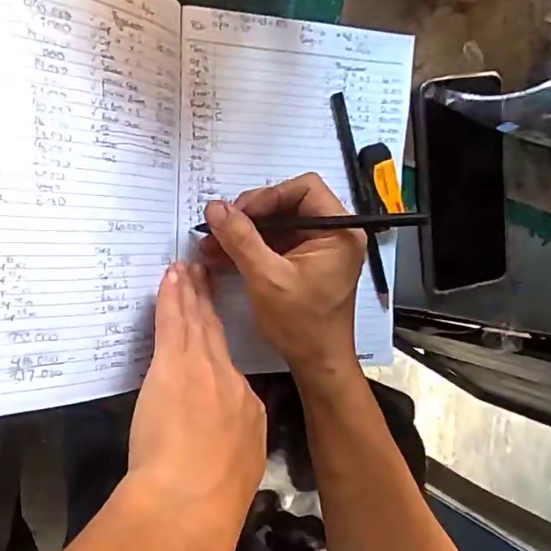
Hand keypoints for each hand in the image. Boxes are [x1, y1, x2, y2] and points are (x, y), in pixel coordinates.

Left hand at [124, 262, 266, 550]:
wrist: (190, 504)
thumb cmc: (211, 504)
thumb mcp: (235, 479)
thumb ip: (231, 457)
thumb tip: (224, 456)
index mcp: (249, 414)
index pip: (232, 373)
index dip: (222, 348)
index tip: (217, 333)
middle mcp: (232, 385)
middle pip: (218, 337)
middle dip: (210, 307)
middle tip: (205, 278)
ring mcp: (204, 371)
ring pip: (197, 323)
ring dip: (191, 294)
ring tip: (187, 270)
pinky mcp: (174, 365)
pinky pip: (174, 322)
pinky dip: (173, 297)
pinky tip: (171, 278)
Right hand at [199, 173, 364, 374]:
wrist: (317, 362)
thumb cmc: (302, 325)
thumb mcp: (266, 278)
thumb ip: (241, 239)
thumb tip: (216, 208)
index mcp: (338, 231)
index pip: (304, 188)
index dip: (268, 196)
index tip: (240, 214)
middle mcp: (334, 233)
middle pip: (288, 203)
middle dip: (250, 216)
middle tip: (221, 227)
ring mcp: (319, 248)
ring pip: (277, 224)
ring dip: (245, 233)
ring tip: (212, 245)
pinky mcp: (305, 262)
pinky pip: (276, 243)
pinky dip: (251, 248)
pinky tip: (222, 256)